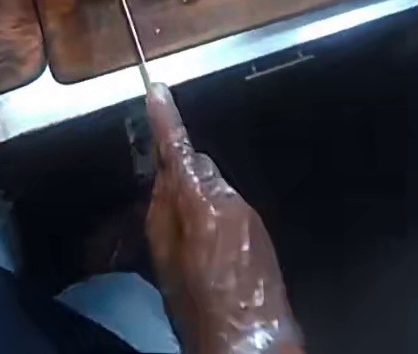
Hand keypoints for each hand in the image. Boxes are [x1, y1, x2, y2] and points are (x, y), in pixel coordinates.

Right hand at [145, 85, 302, 353]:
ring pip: (214, 188)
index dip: (164, 118)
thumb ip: (161, 211)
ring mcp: (250, 212)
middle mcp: (230, 198)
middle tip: (169, 213)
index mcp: (201, 204)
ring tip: (195, 247)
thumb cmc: (199, 308)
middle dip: (182, 178)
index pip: (178, 148)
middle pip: (199, 166)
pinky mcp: (261, 228)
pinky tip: (214, 256)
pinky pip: (230, 208)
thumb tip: (163, 177)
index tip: (157, 89)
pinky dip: (217, 219)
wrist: (253, 347)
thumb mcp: (164, 261)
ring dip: (200, 202)